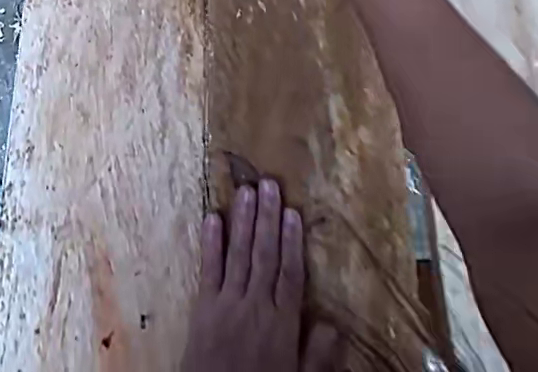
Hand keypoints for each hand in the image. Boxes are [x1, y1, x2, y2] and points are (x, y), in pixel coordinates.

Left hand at [180, 179, 340, 371]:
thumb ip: (316, 355)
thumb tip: (335, 323)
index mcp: (282, 324)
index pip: (291, 274)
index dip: (293, 242)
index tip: (294, 212)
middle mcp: (256, 308)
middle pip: (265, 256)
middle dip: (268, 219)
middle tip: (269, 183)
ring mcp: (228, 307)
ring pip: (239, 256)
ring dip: (244, 221)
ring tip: (247, 190)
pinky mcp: (203, 312)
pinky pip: (208, 272)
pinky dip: (211, 244)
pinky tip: (212, 218)